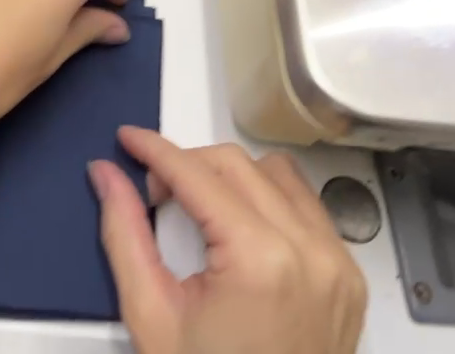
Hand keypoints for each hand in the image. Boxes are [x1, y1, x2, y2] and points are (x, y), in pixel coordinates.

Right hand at [92, 128, 366, 353]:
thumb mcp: (151, 316)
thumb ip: (124, 233)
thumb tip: (106, 174)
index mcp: (260, 260)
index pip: (198, 173)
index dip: (155, 149)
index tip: (130, 139)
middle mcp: (309, 252)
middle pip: (235, 163)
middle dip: (187, 165)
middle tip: (155, 193)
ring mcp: (336, 265)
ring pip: (276, 172)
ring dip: (231, 176)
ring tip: (200, 210)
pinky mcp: (348, 277)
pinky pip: (307, 205)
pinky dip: (270, 199)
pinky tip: (241, 225)